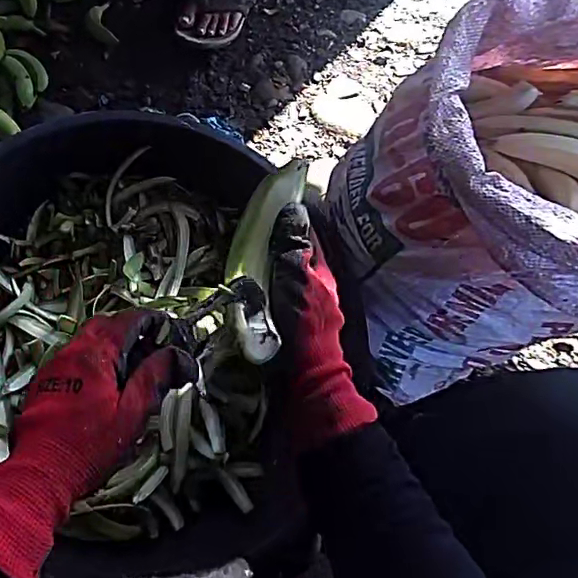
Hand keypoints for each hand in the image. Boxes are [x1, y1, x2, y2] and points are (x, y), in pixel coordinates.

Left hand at [0, 310, 174, 577]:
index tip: (168, 328)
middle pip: (104, 325)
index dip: (151, 321)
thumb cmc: (88, 447)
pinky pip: (72, 358)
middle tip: (152, 347)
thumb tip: (175, 354)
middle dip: (130, 330)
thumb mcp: (131, 415)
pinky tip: (104, 385)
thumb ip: (153, 379)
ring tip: (131, 368)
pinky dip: (93, 361)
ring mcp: (54, 365)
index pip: (127, 321)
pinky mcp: (44, 382)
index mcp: (94, 354)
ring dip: (110, 346)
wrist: (40, 472)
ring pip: (86, 341)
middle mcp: (71, 351)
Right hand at [268, 203, 377, 451]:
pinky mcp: (300, 318)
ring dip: (277, 256)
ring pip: (293, 268)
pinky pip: (284, 287)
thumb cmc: (303, 327)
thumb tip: (294, 209)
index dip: (295, 213)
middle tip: (257, 219)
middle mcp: (322, 282)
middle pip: (302, 249)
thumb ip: (293, 247)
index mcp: (324, 269)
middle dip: (284, 234)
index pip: (311, 230)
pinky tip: (257, 276)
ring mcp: (313, 301)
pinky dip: (272, 277)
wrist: (310, 379)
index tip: (274, 198)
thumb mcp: (296, 281)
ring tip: (252, 243)